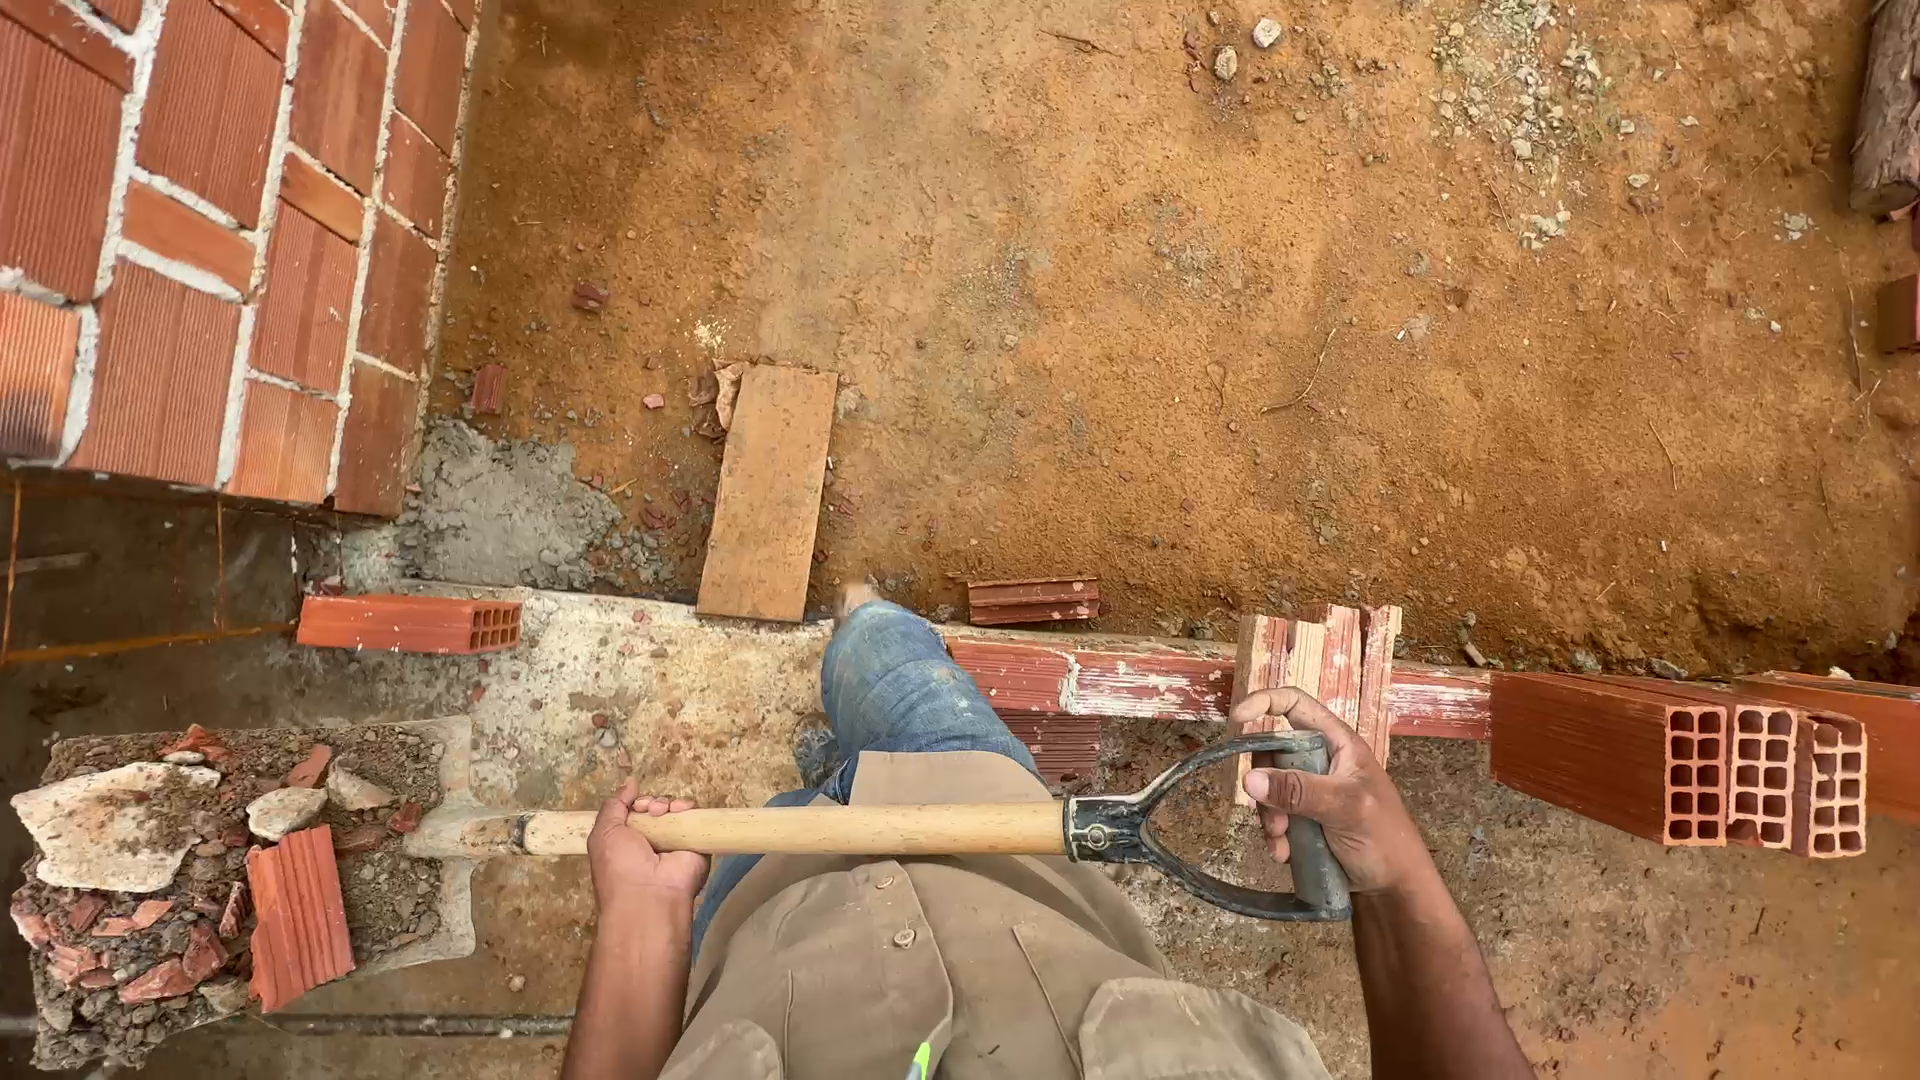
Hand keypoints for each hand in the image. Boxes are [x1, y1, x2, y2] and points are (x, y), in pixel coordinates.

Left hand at [587, 779, 710, 913]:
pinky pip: (696, 817)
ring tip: (664, 812)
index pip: (638, 811)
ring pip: (678, 810)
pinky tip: (681, 812)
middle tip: (652, 811)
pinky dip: (689, 809)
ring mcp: (676, 842)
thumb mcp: (603, 834)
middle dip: (654, 802)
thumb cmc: (619, 866)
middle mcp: (653, 841)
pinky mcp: (697, 842)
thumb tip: (631, 783)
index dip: (638, 803)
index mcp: (629, 841)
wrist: (649, 894)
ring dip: (670, 804)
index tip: (637, 806)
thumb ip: (614, 806)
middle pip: (659, 808)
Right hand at [1232, 688, 1437, 894]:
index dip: (1264, 702)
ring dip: (1268, 814)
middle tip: (1273, 813)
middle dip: (1264, 782)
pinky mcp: (1300, 815)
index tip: (1237, 719)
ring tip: (1282, 840)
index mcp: (1336, 743)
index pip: (1295, 704)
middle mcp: (1319, 760)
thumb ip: (1299, 791)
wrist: (1394, 891)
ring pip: (1267, 785)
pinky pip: (1271, 813)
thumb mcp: (1346, 807)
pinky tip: (1285, 852)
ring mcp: (1308, 788)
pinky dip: (1273, 833)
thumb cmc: (1386, 839)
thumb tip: (1250, 779)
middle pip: (1271, 750)